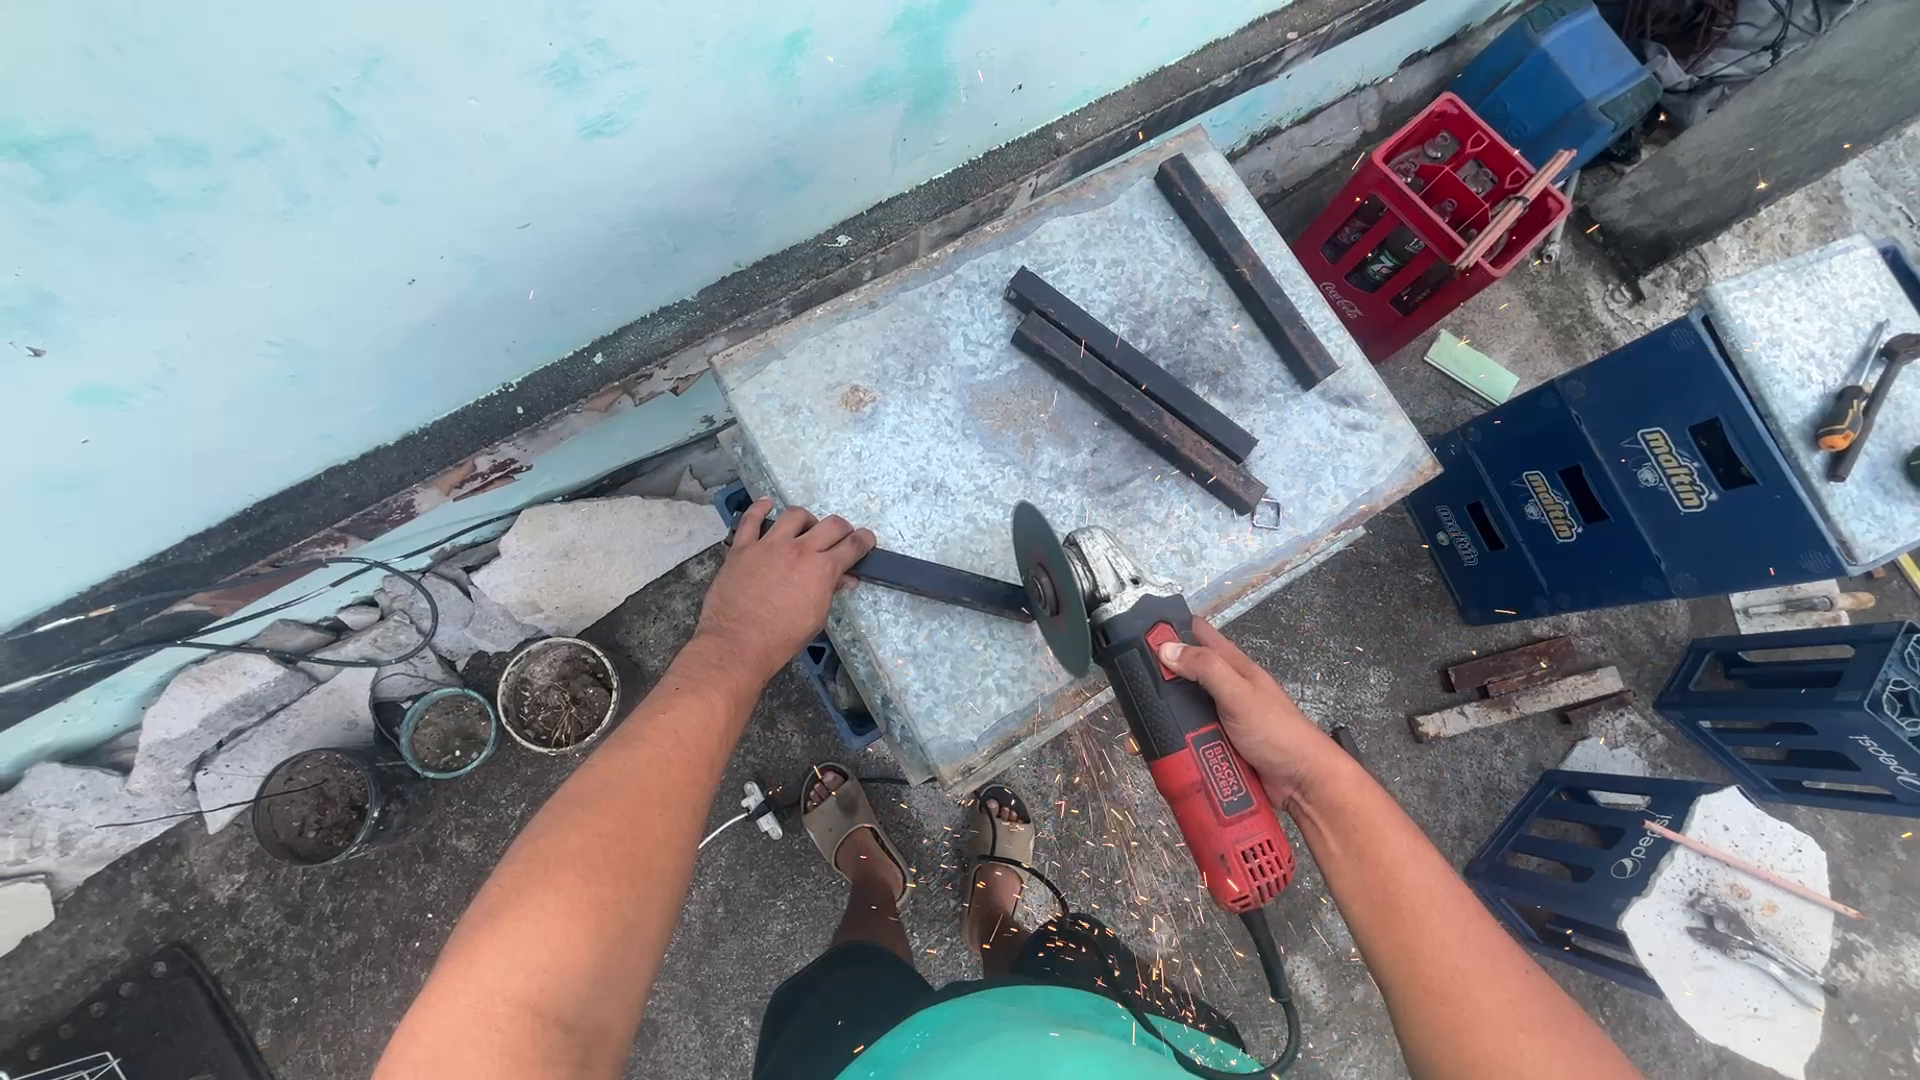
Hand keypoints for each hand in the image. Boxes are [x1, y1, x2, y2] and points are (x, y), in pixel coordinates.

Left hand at [694, 498, 876, 683]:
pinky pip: (751, 520)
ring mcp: (769, 545)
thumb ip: (831, 591)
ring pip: (795, 515)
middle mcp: (799, 550)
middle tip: (840, 538)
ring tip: (806, 529)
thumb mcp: (817, 617)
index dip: (864, 540)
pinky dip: (760, 508)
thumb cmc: (782, 638)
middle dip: (842, 529)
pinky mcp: (742, 548)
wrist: (738, 644)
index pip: (852, 545)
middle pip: (830, 524)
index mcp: (822, 569)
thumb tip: (844, 578)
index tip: (866, 540)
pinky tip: (767, 504)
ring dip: (807, 520)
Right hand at [1155, 619, 1343, 813]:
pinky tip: (1161, 750)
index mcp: (1232, 666)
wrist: (1302, 783)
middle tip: (1132, 691)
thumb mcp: (1240, 694)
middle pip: (1181, 676)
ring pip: (1181, 711)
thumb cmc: (1280, 733)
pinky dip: (1174, 743)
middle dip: (1159, 682)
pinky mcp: (1216, 744)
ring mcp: (1218, 717)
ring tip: (1140, 730)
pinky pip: (1187, 739)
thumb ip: (1207, 669)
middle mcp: (1223, 688)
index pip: (1197, 634)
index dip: (1171, 629)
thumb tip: (1168, 649)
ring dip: (1164, 719)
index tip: (1141, 634)